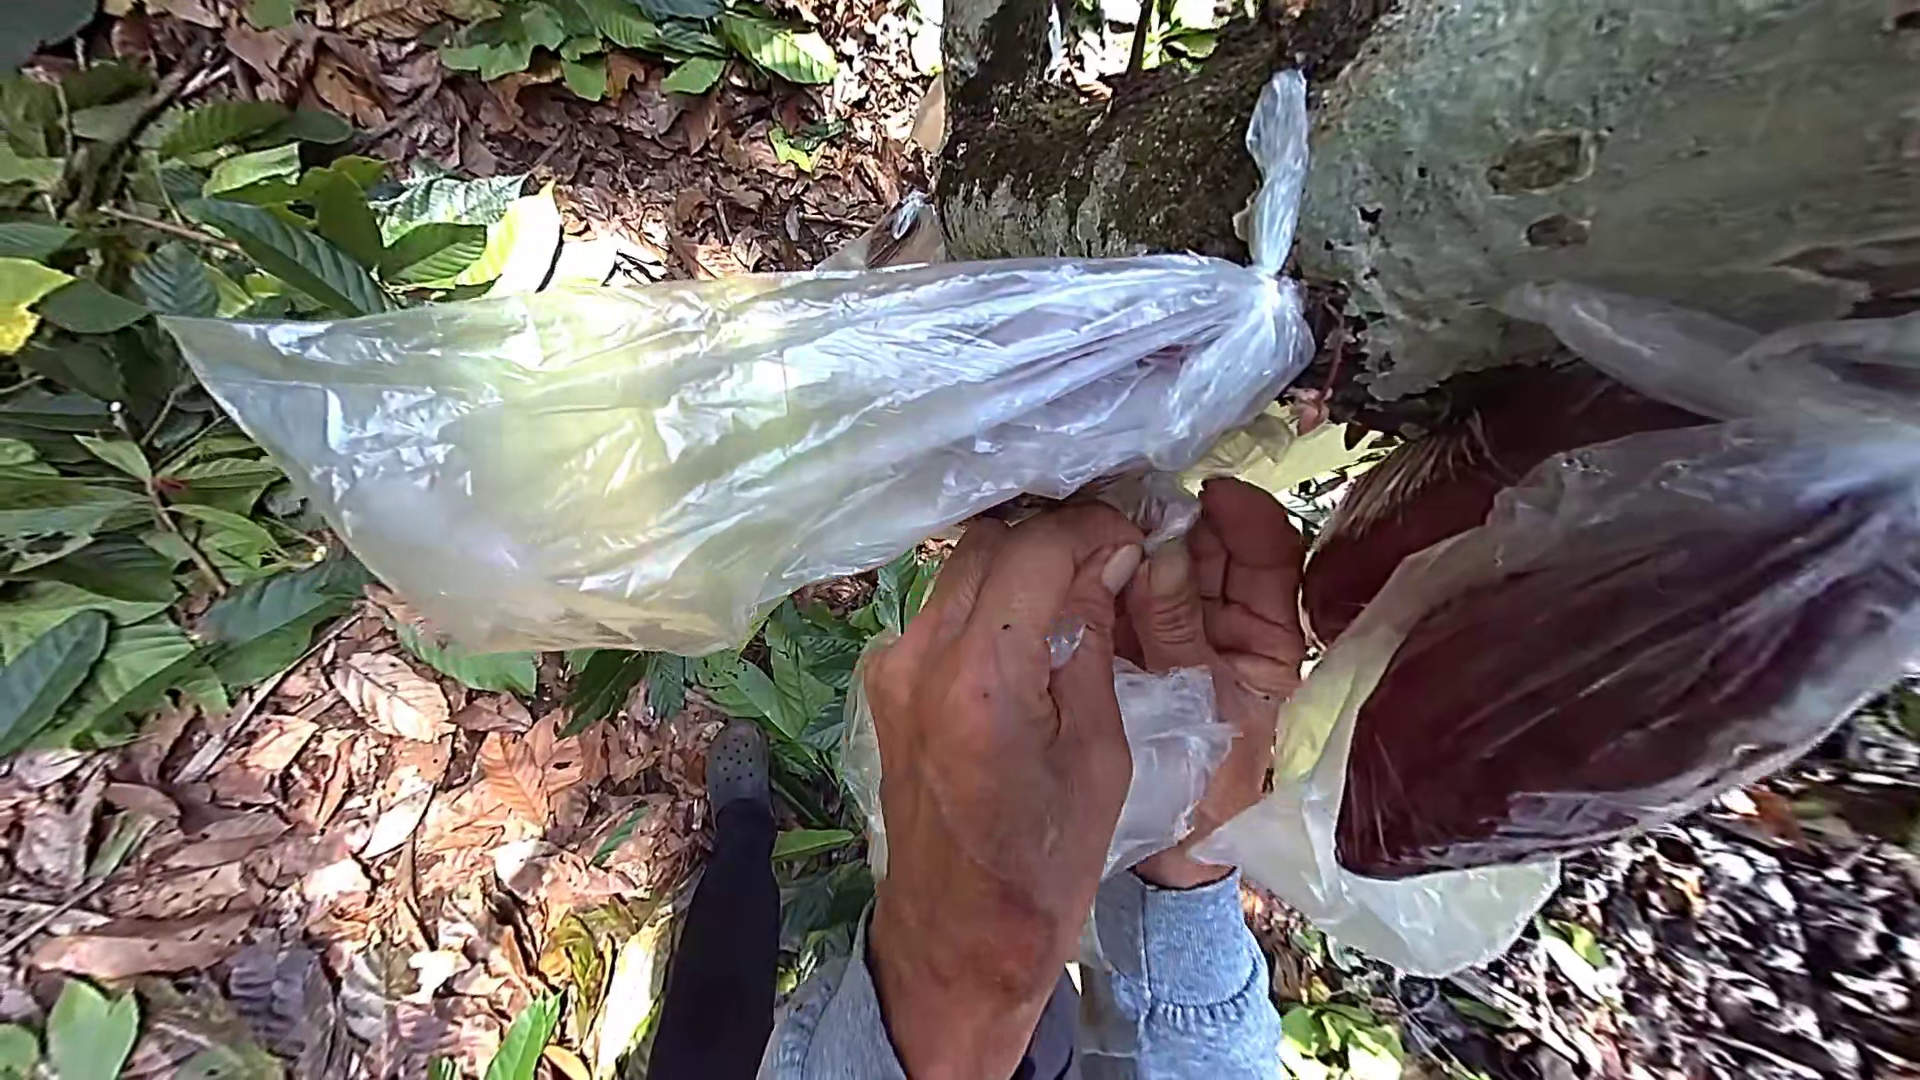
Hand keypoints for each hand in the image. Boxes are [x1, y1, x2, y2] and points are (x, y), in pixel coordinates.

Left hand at [865, 505, 1143, 1078]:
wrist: (957, 931)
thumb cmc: (1046, 861)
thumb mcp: (1100, 751)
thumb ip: (1091, 640)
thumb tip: (1105, 561)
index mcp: (981, 681)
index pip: (1032, 552)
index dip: (1088, 528)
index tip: (1127, 533)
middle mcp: (919, 655)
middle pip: (987, 543)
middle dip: (1053, 534)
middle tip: (1104, 553)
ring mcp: (891, 661)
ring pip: (959, 565)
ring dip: (1019, 558)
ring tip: (1071, 578)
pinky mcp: (884, 673)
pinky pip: (942, 602)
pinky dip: (988, 590)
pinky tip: (1025, 615)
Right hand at [1119, 478, 1305, 888]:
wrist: (1162, 838)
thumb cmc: (1204, 780)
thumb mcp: (1202, 702)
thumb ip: (1178, 628)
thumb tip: (1156, 552)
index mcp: (1265, 636)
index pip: (1269, 558)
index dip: (1248, 519)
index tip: (1213, 494)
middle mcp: (1219, 618)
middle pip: (1208, 550)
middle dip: (1178, 519)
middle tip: (1137, 499)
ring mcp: (1168, 621)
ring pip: (1158, 563)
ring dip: (1137, 536)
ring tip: (1106, 514)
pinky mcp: (1124, 629)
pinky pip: (1119, 588)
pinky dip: (1106, 565)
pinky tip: (1084, 547)